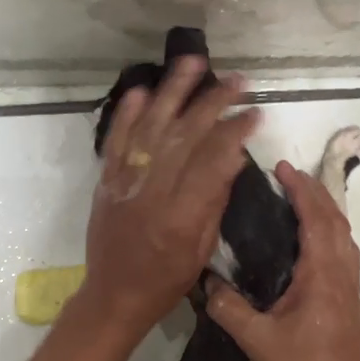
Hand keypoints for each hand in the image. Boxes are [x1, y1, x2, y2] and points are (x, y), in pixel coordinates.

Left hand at [80, 56, 256, 330]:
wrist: (112, 297)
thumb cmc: (165, 282)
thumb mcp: (200, 250)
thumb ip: (214, 202)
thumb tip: (233, 157)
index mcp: (181, 216)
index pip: (212, 161)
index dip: (235, 132)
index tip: (255, 112)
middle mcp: (151, 193)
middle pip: (184, 137)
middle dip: (212, 103)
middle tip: (236, 80)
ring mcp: (124, 184)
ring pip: (149, 130)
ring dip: (171, 93)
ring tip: (191, 63)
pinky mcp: (105, 182)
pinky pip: (115, 142)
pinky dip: (127, 115)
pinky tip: (142, 91)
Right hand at [206, 161, 359, 360]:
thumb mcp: (257, 340)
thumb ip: (229, 308)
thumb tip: (205, 283)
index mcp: (323, 274)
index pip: (316, 218)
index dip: (301, 189)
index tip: (282, 168)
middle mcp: (342, 273)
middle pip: (336, 220)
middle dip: (314, 192)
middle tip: (288, 176)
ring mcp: (350, 287)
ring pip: (344, 236)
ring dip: (326, 211)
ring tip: (300, 200)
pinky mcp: (350, 301)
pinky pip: (343, 252)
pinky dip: (329, 232)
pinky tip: (310, 242)